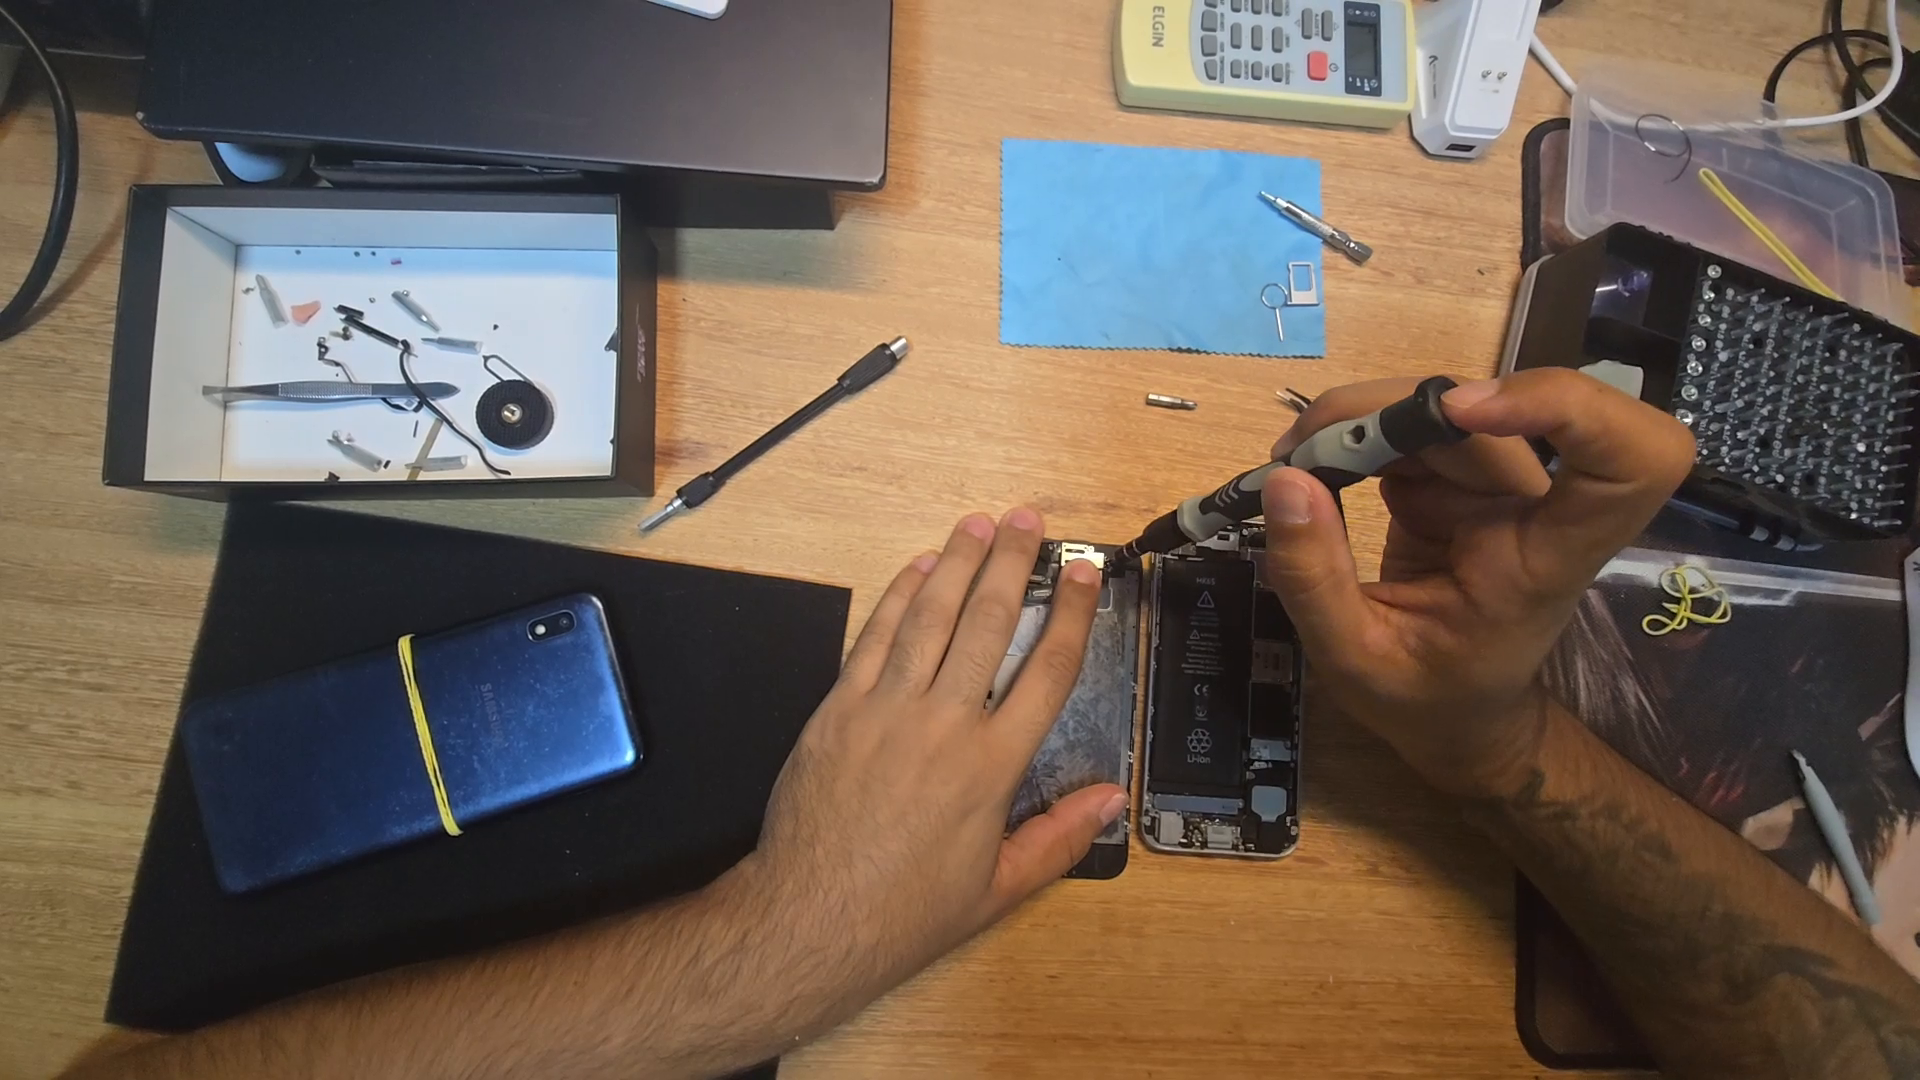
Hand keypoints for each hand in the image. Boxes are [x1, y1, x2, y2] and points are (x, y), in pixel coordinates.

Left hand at [731, 509, 1124, 1009]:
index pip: (1046, 672)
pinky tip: (917, 567)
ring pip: (930, 618)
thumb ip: (1061, 838)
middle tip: (1026, 519)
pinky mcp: (839, 707)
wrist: (808, 918)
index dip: (1069, 614)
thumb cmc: (907, 910)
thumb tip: (1112, 796)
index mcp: (992, 766)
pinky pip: (874, 638)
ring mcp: (886, 708)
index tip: (1081, 572)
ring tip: (977, 523)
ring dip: (956, 563)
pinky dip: (897, 597)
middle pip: (987, 624)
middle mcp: (944, 723)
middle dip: (1010, 563)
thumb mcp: (999, 889)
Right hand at [1261, 369, 1694, 797]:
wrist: (1450, 716)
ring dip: (1358, 420)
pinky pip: (1408, 434)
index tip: (1461, 409)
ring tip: (1290, 456)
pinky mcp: (1453, 487)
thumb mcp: (1348, 656)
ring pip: (1440, 415)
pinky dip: (1352, 438)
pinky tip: (1309, 464)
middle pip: (1488, 423)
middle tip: (1296, 449)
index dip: (1565, 409)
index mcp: (1539, 562)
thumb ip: (1313, 577)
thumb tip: (1284, 480)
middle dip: (1385, 412)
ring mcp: (1492, 493)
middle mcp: (1529, 511)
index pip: (1627, 463)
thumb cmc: (1421, 700)